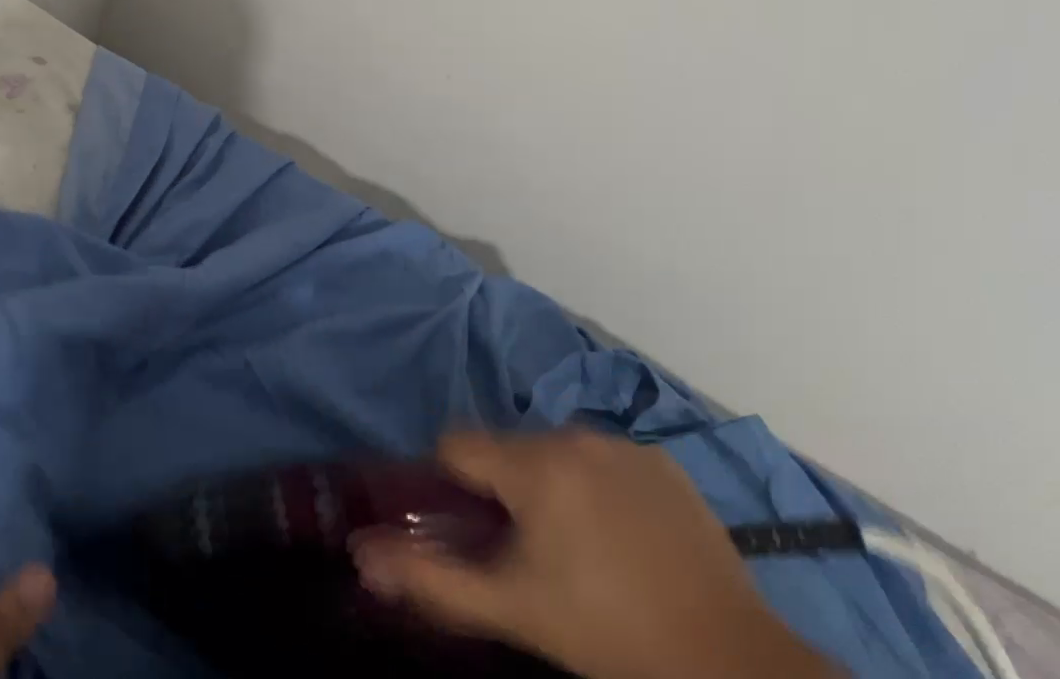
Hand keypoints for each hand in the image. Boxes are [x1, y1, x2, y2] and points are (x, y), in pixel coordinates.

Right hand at [349, 430, 840, 678]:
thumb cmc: (606, 630)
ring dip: (542, 486)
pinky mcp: (665, 464)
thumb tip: (360, 555)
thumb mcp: (509, 608)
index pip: (454, 445)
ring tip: (570, 547)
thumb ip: (428, 577)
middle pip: (503, 449)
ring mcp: (628, 447)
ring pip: (550, 453)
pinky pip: (599, 459)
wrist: (732, 660)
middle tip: (519, 551)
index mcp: (536, 464)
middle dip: (497, 490)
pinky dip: (590, 486)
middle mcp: (578, 436)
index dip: (447, 486)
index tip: (467, 531)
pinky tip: (614, 537)